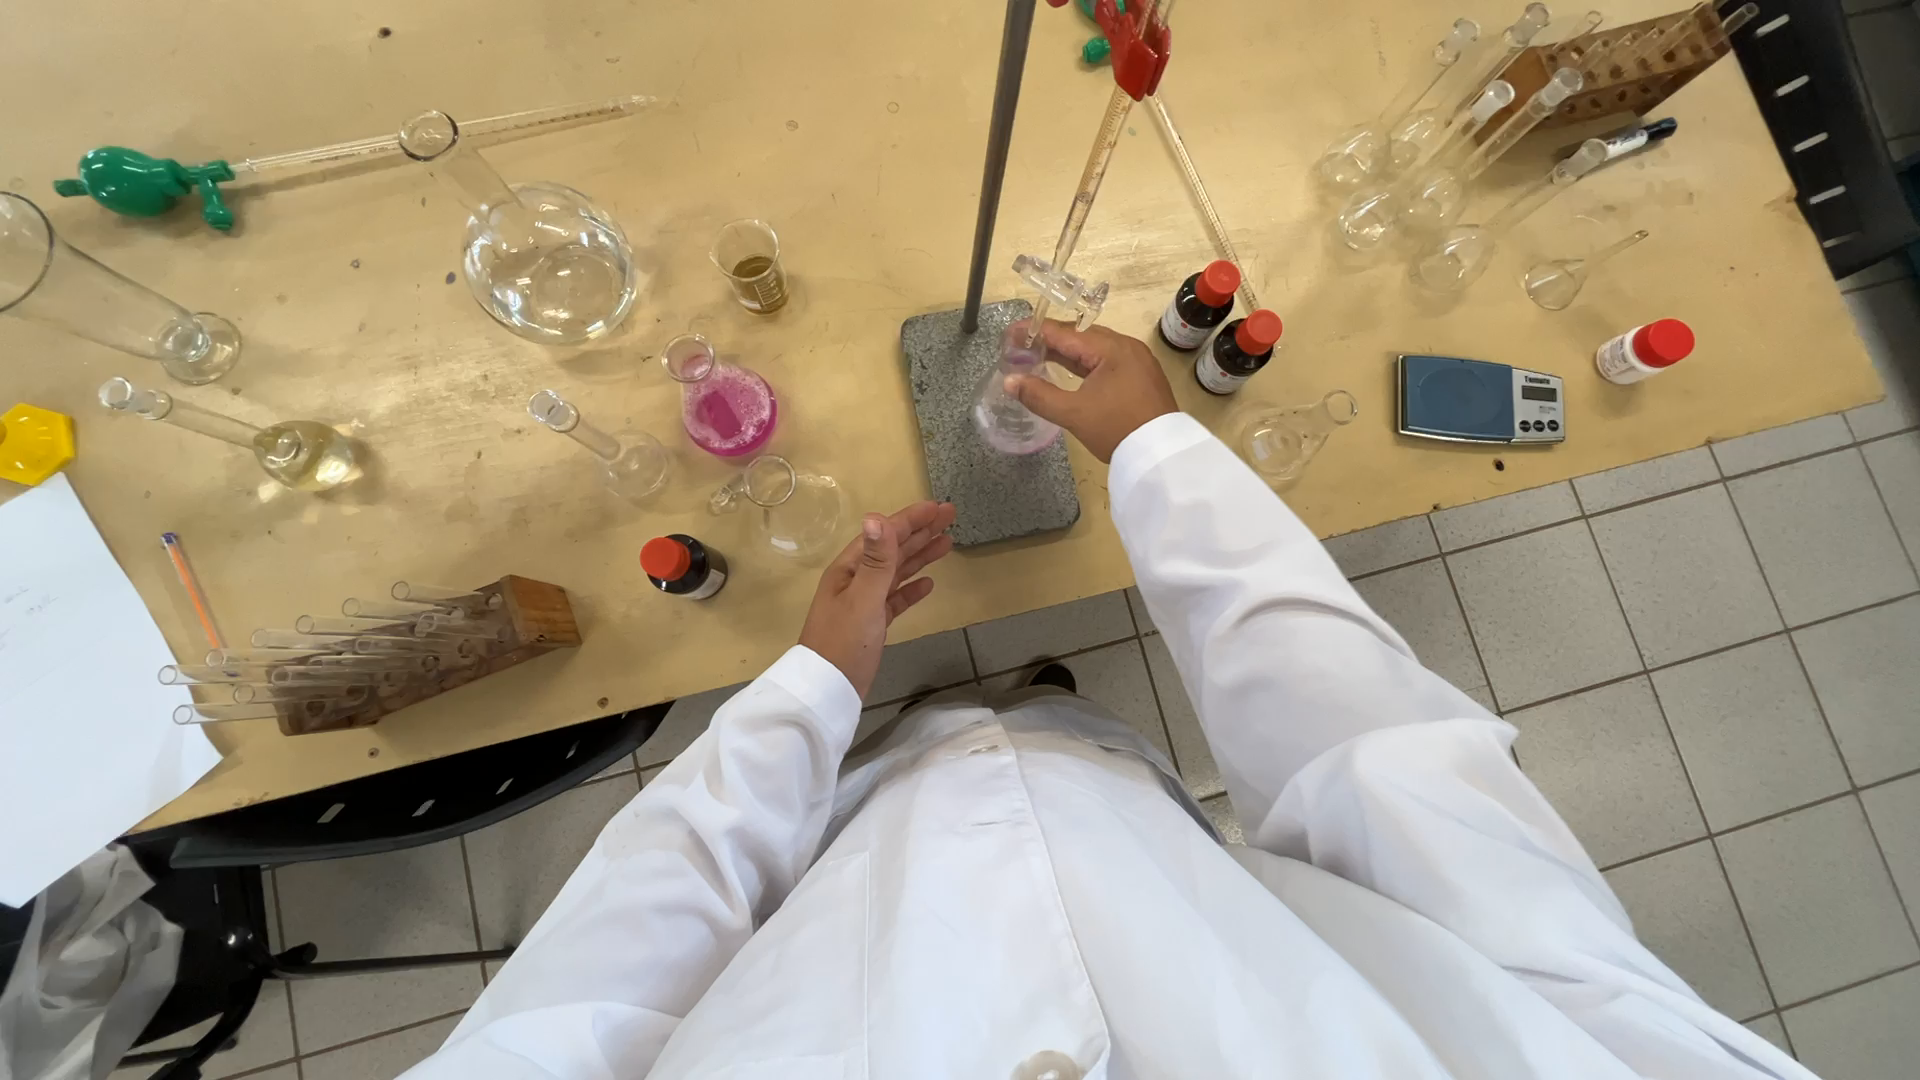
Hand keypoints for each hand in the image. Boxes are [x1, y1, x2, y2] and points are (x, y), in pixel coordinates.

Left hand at [798, 500, 956, 700]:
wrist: (828, 690)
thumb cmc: (843, 642)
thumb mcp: (863, 598)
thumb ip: (876, 560)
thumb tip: (878, 517)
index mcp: (850, 569)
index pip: (884, 534)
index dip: (911, 519)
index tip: (938, 507)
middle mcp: (856, 580)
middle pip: (893, 548)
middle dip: (921, 531)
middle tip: (950, 515)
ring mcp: (864, 602)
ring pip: (897, 571)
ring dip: (920, 556)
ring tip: (948, 543)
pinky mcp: (872, 624)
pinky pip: (895, 599)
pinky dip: (912, 589)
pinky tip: (929, 584)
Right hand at [1004, 320, 1179, 462]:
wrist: (1161, 455)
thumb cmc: (1116, 429)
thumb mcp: (1073, 414)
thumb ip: (1039, 395)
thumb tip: (1009, 381)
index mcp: (1111, 348)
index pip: (1065, 332)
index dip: (1034, 331)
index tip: (1010, 335)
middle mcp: (1126, 347)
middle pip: (1080, 336)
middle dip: (1049, 340)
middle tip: (1021, 347)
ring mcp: (1136, 361)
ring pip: (1094, 349)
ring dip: (1066, 353)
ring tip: (1039, 357)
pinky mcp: (1140, 377)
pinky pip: (1106, 361)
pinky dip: (1084, 364)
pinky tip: (1069, 371)